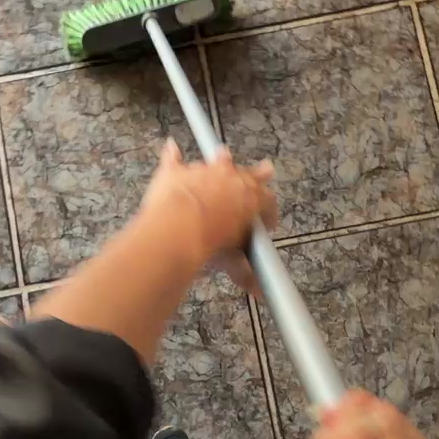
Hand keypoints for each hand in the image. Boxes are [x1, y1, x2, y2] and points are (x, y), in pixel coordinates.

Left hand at [139, 140, 276, 293]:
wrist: (180, 228)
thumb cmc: (212, 242)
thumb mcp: (231, 260)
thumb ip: (244, 272)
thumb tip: (258, 292)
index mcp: (251, 197)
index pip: (267, 200)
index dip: (268, 210)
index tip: (266, 220)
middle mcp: (230, 177)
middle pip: (248, 174)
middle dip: (257, 174)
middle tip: (266, 169)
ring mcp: (202, 171)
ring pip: (215, 162)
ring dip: (220, 161)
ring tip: (223, 153)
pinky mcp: (175, 172)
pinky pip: (173, 158)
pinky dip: (171, 154)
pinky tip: (170, 146)